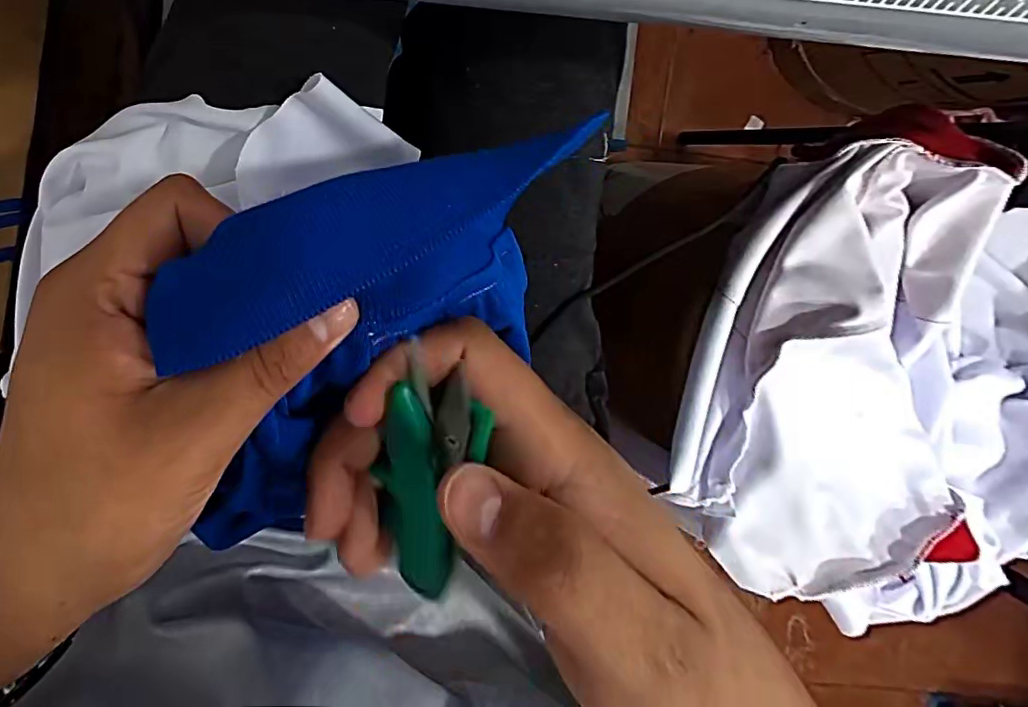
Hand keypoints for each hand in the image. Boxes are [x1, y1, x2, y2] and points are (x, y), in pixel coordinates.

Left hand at [0, 175, 358, 705]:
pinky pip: (170, 314)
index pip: (172, 205)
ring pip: (180, 278)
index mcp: (92, 286)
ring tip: (272, 346)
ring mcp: (95, 321)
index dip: (230, 231)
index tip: (270, 290)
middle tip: (286, 321)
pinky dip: (211, 330)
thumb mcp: (195, 432)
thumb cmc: (97, 509)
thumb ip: (269, 363)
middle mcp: (89, 288)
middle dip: (239, 271)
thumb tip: (341, 304)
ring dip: (229, 306)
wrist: (25, 585)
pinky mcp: (107, 352)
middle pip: (179, 236)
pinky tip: (240, 365)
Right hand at [306, 318, 810, 706]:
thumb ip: (558, 562)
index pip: (472, 354)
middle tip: (328, 519)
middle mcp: (529, 449)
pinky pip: (424, 486)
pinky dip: (385, 507)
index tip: (358, 426)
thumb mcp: (641, 641)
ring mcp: (512, 483)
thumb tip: (456, 483)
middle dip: (362, 439)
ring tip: (349, 548)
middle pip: (424, 397)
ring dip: (366, 477)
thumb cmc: (699, 687)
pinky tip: (376, 551)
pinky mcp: (500, 518)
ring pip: (415, 440)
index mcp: (561, 451)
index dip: (404, 366)